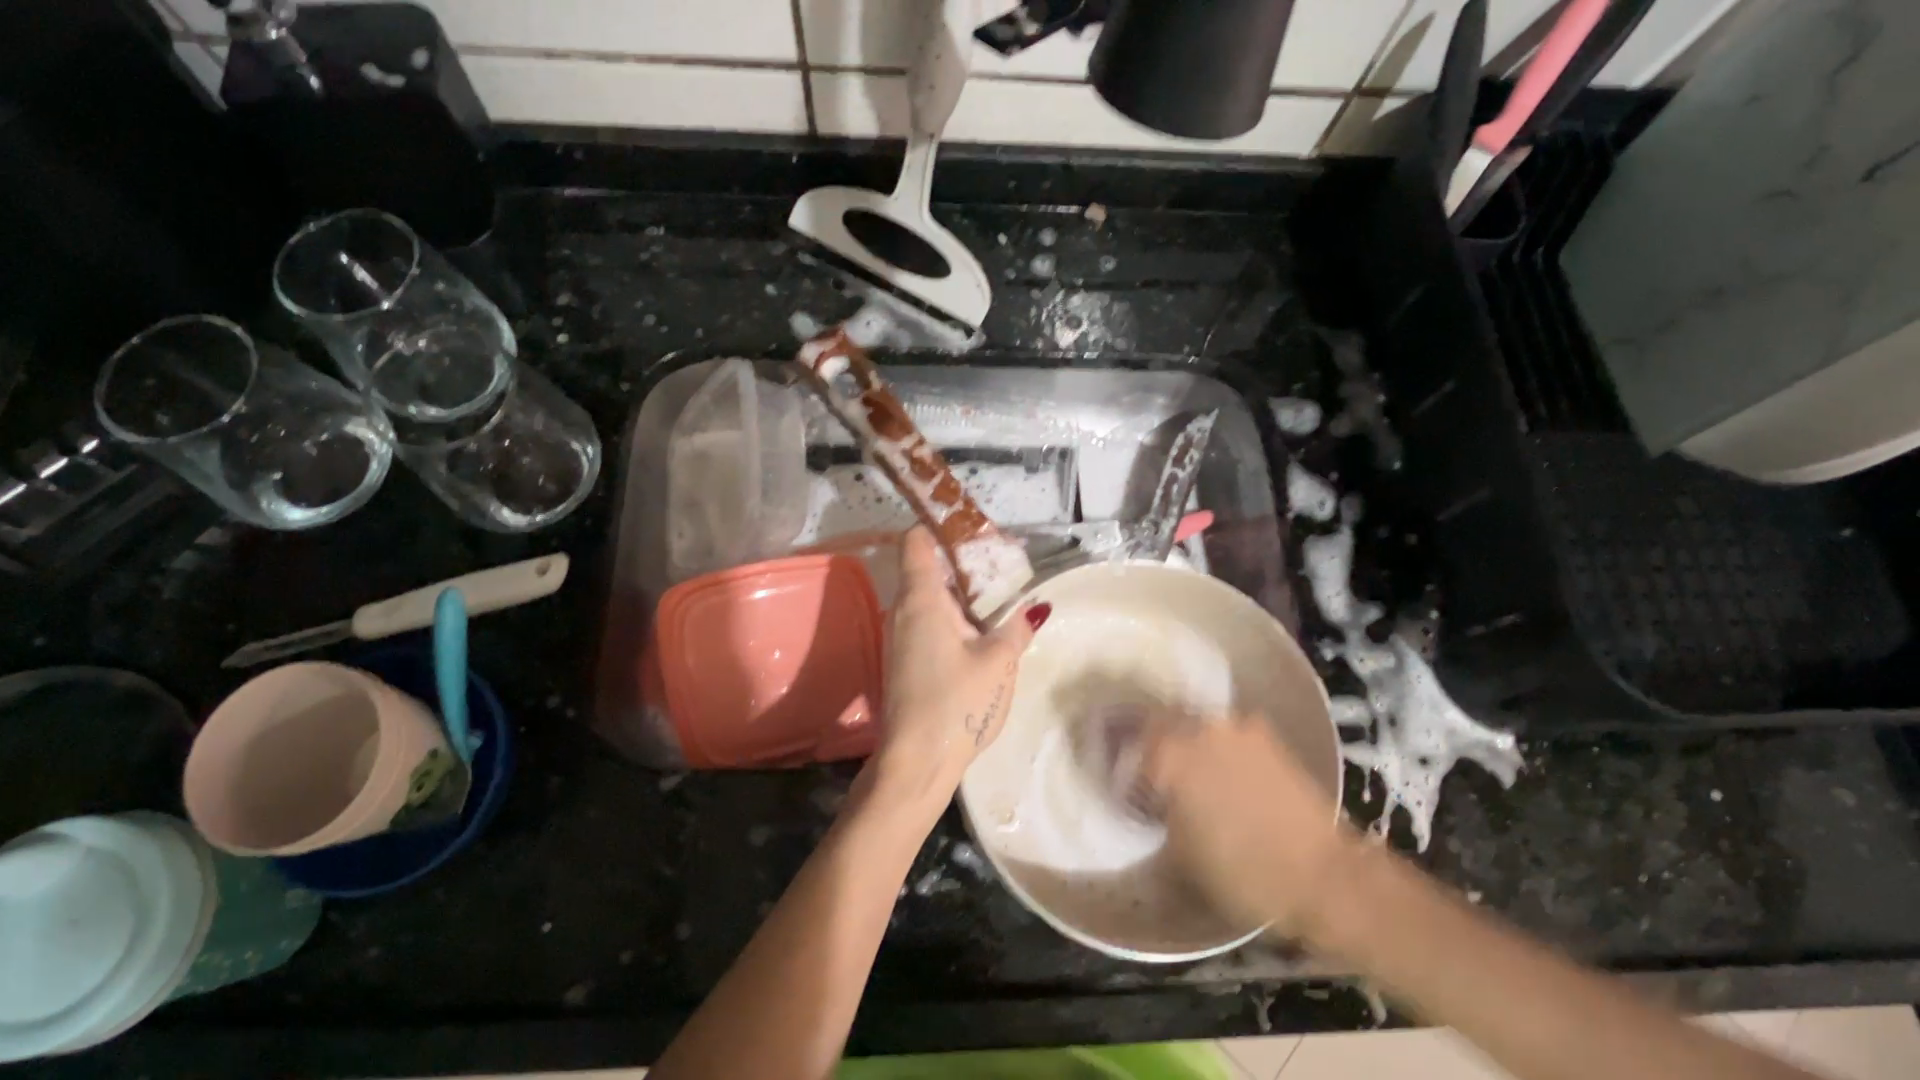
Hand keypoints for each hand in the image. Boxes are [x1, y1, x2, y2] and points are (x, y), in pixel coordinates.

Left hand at [869, 527, 1047, 808]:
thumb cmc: (956, 702)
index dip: (940, 526)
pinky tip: (982, 634)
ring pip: (929, 599)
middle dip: (962, 562)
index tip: (972, 527)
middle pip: (926, 568)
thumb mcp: (999, 663)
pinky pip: (928, 622)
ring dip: (961, 593)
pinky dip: (953, 618)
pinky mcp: (905, 660)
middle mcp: (903, 610)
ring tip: (1000, 598)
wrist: (915, 761)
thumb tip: (1036, 607)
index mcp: (921, 599)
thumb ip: (1017, 629)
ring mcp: (900, 637)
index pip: (916, 541)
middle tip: (1002, 564)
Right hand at [1142, 712, 1352, 934]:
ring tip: (1188, 779)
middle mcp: (1202, 728)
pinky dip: (1220, 753)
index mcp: (1170, 753)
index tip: (1121, 783)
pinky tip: (1222, 781)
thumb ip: (1158, 817)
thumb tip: (1152, 805)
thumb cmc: (1244, 872)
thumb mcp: (1180, 855)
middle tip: (1150, 775)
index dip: (1121, 762)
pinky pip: (1231, 739)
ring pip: (1199, 729)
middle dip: (1154, 746)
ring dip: (1190, 747)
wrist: (1326, 876)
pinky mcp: (1272, 742)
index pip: (1128, 742)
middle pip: (1163, 725)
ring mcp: (1241, 730)